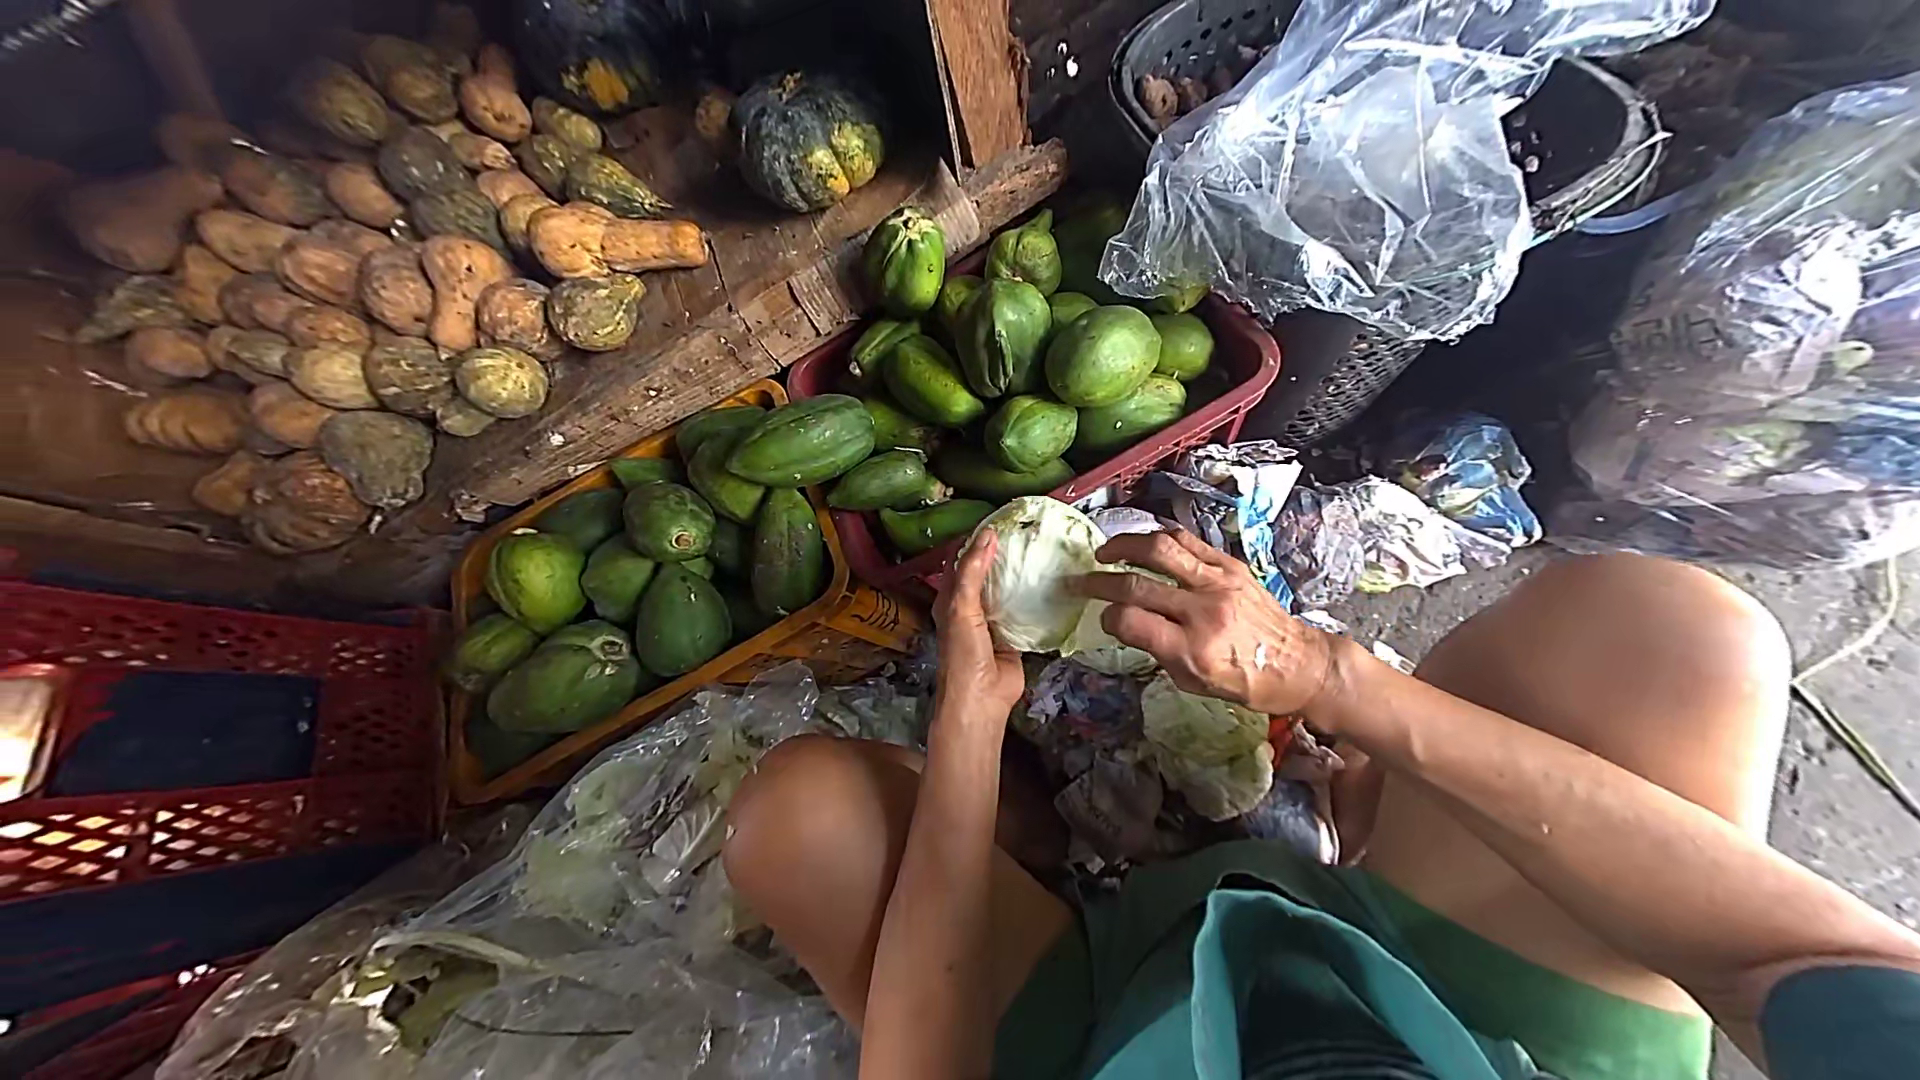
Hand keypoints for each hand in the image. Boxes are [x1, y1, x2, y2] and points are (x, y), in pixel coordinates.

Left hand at [934, 529, 1025, 722]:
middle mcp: (971, 606)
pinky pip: (1024, 610)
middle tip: (1026, 532)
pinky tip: (1050, 582)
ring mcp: (993, 621)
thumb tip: (988, 535)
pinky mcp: (1014, 634)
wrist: (982, 698)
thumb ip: (972, 571)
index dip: (976, 540)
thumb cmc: (964, 653)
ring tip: (1041, 550)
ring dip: (1020, 574)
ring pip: (1007, 590)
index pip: (962, 560)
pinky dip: (1034, 597)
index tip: (999, 520)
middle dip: (1002, 554)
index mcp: (950, 598)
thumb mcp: (961, 606)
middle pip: (987, 573)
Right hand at [1075, 529, 1341, 719]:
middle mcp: (1203, 611)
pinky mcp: (1231, 565)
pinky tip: (1142, 544)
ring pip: (1159, 549)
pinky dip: (1157, 538)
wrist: (1300, 663)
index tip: (1104, 618)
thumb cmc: (1245, 682)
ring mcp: (1219, 582)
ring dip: (1124, 546)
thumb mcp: (1193, 681)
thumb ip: (1156, 650)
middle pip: (1136, 585)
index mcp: (1192, 649)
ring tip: (1106, 552)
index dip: (1107, 618)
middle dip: (1098, 581)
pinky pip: (1186, 541)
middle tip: (1080, 581)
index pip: (1131, 622)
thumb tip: (1124, 621)